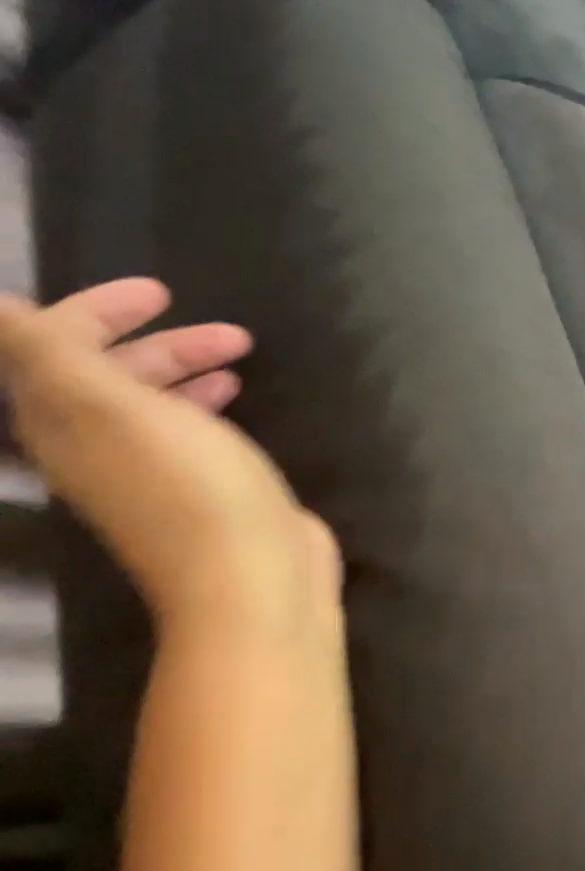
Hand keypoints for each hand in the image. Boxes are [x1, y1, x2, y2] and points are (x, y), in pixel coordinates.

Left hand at [0, 278, 337, 627]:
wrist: (252, 576)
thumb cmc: (189, 487)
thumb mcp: (110, 406)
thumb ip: (46, 349)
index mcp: (58, 420)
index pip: (49, 346)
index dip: (94, 311)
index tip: (160, 294)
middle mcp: (90, 445)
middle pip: (105, 375)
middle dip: (157, 342)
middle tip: (226, 332)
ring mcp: (146, 473)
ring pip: (149, 403)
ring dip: (186, 372)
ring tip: (238, 361)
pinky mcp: (197, 492)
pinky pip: (185, 431)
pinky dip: (204, 406)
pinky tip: (238, 406)